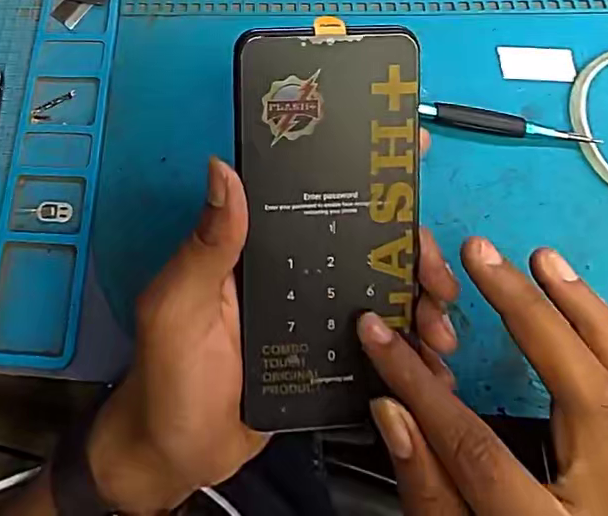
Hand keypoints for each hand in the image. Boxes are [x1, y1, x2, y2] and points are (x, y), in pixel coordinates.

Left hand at [88, 156, 463, 511]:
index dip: (356, 169)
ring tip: (438, 323)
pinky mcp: (328, 354)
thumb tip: (222, 166)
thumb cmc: (169, 376)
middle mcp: (289, 265)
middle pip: (361, 237)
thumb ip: (206, 244)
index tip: (407, 150)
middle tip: (434, 274)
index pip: (308, 190)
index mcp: (255, 242)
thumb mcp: (179, 305)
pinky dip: (409, 340)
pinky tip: (433, 353)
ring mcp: (312, 309)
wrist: (181, 458)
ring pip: (378, 284)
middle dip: (408, 245)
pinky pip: (377, 337)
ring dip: (417, 293)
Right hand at [357, 238, 607, 514]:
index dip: (417, 384)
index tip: (378, 331)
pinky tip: (582, 307)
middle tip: (482, 256)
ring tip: (545, 261)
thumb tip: (389, 406)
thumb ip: (427, 488)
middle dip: (526, 312)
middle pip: (586, 399)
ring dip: (591, 313)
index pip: (477, 451)